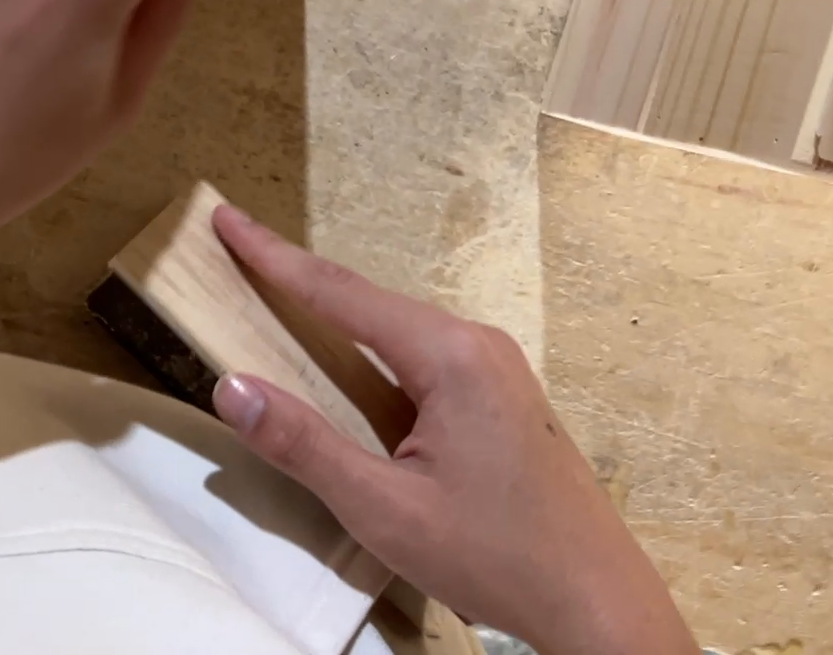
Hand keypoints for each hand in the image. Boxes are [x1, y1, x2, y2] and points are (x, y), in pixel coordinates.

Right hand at [207, 207, 699, 654]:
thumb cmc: (496, 559)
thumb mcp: (385, 511)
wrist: (607, 617)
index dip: (272, 254)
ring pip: (390, 322)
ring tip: (275, 292)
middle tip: (237, 246)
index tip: (226, 218)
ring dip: (329, 307)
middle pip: (364, 297)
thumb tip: (230, 386)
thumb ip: (304, 445)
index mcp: (447, 354)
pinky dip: (362, 339)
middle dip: (295, 272)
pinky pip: (412, 347)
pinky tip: (344, 354)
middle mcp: (472, 341)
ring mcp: (490, 363)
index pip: (337, 290)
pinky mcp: (495, 390)